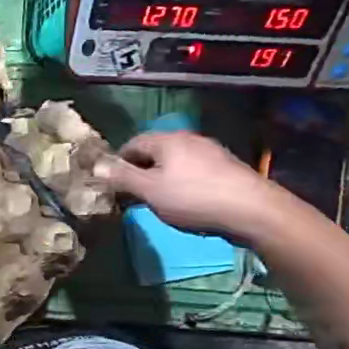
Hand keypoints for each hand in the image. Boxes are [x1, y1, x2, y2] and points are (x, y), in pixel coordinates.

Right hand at [97, 131, 293, 240]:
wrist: (252, 210)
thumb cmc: (193, 198)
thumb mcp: (150, 191)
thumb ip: (122, 178)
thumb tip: (96, 164)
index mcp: (166, 140)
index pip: (133, 143)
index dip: (119, 162)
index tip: (114, 183)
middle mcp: (188, 138)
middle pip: (155, 151)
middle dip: (141, 170)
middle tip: (134, 194)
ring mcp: (211, 151)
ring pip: (176, 161)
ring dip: (163, 177)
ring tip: (160, 200)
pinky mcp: (227, 167)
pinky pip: (195, 170)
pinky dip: (184, 182)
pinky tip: (188, 201)